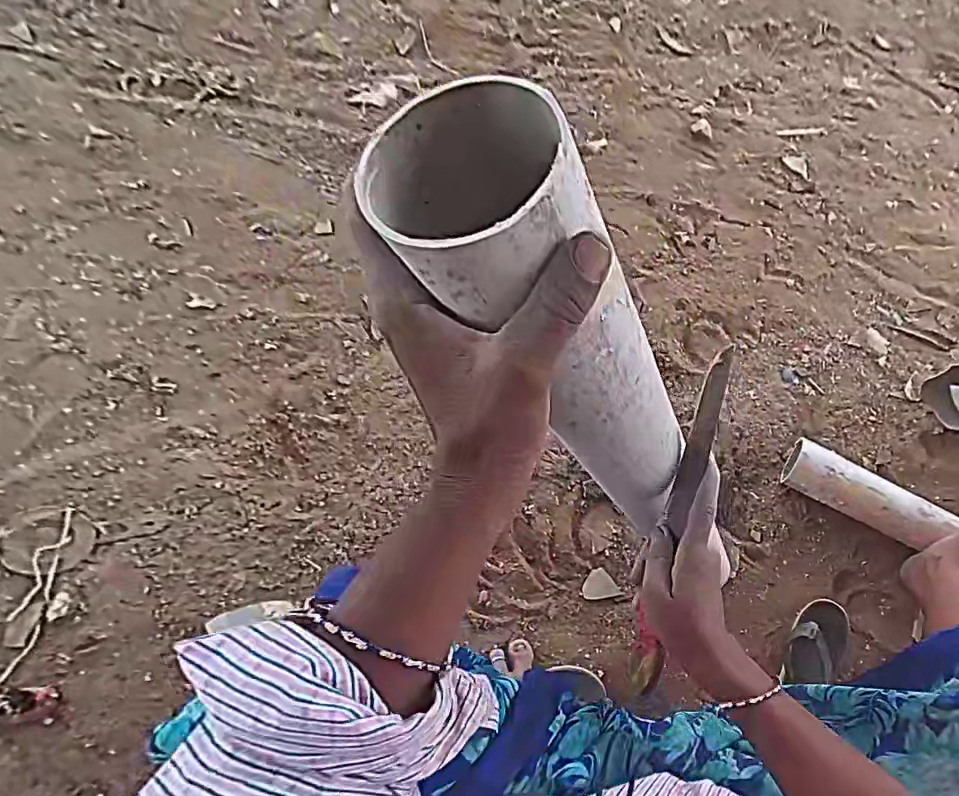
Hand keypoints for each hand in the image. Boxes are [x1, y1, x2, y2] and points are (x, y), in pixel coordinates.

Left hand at [344, 180, 612, 476]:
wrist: (483, 484)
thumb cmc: (488, 433)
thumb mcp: (524, 365)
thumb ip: (555, 308)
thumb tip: (591, 247)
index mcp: (398, 303)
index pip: (367, 213)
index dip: (389, 170)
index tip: (434, 149)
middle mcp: (405, 310)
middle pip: (409, 230)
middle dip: (445, 198)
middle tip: (491, 177)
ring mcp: (431, 329)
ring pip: (440, 262)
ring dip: (470, 236)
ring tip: (516, 216)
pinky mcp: (459, 346)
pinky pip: (467, 290)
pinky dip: (490, 273)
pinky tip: (527, 272)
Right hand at [639, 466, 767, 698]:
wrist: (705, 651)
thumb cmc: (679, 624)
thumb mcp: (653, 590)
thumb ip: (654, 556)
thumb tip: (659, 532)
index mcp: (695, 550)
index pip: (703, 505)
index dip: (705, 480)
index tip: (708, 457)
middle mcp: (705, 552)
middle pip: (677, 530)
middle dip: (654, 548)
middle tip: (637, 579)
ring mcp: (705, 564)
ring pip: (674, 548)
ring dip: (655, 566)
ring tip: (641, 594)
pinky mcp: (702, 575)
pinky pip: (678, 562)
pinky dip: (661, 574)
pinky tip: (649, 597)